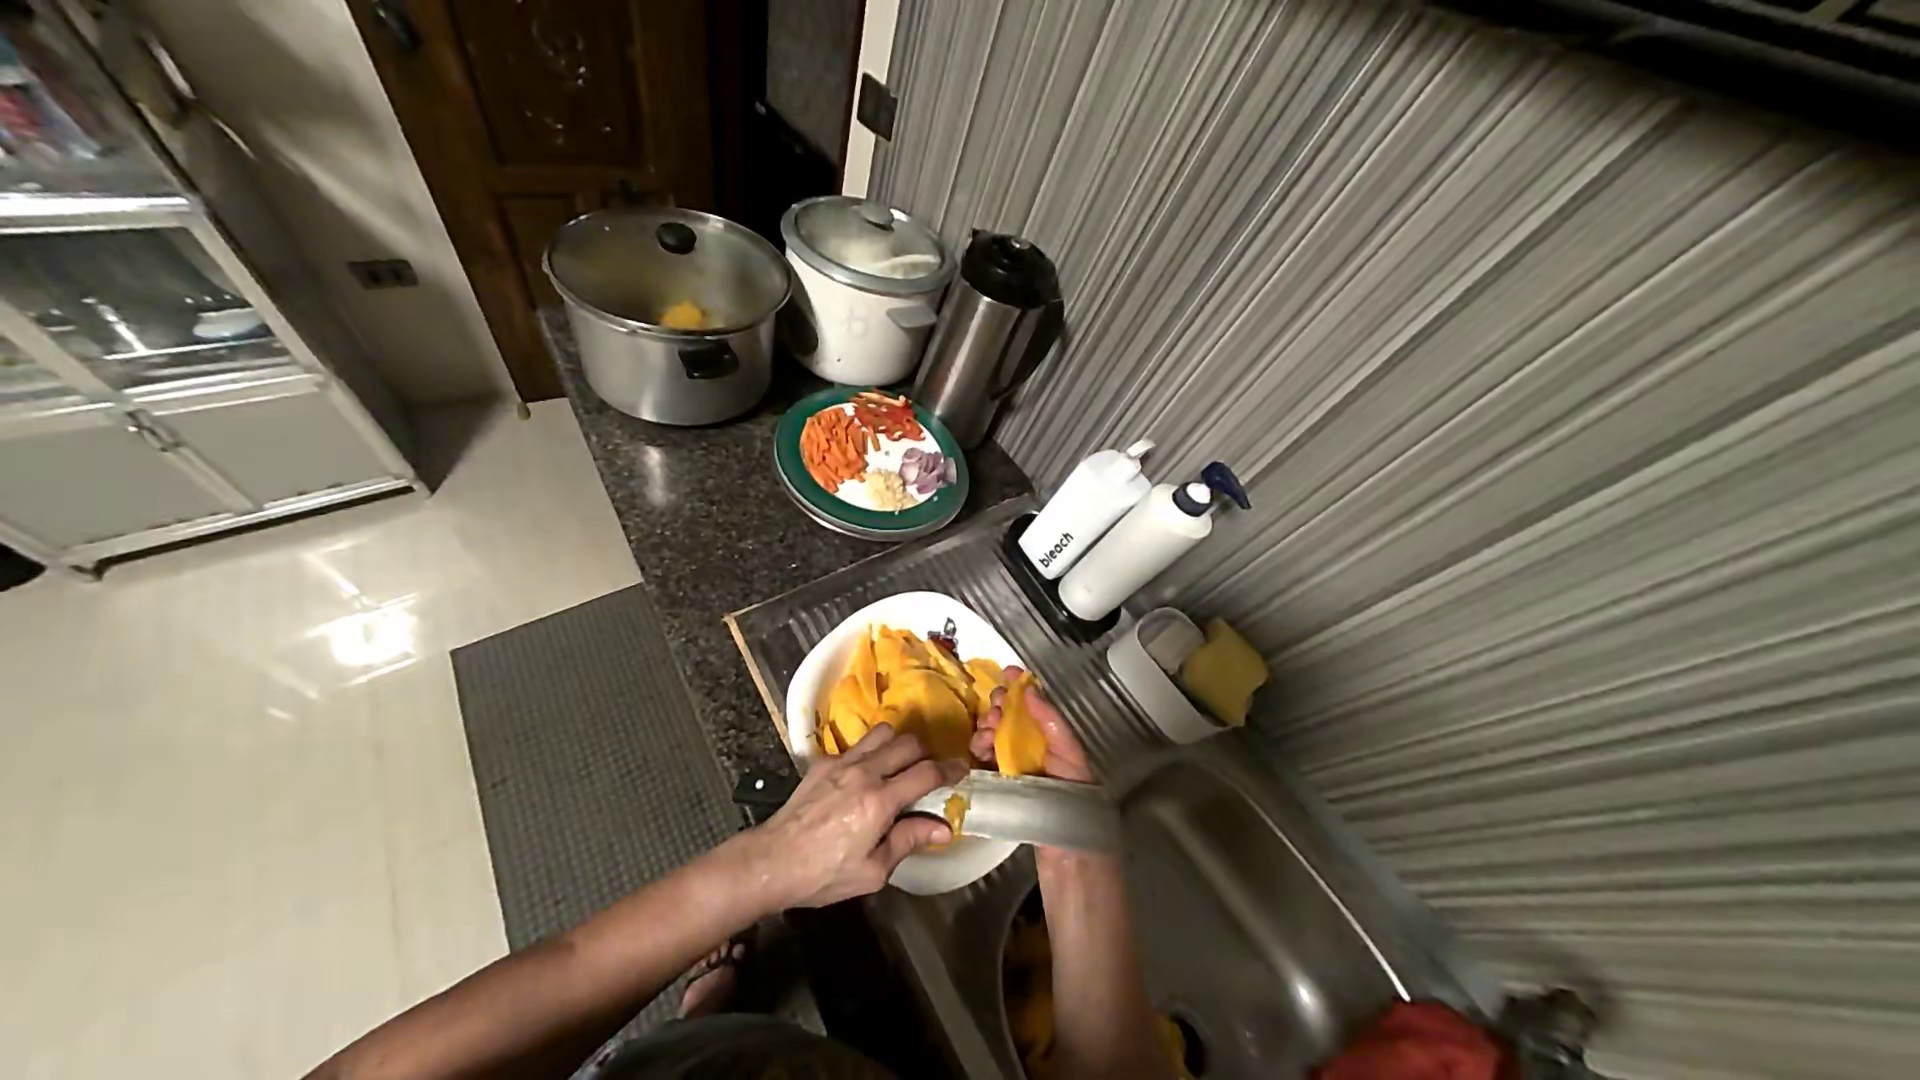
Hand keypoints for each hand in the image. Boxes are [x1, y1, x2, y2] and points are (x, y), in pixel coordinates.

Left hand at [730, 725, 966, 909]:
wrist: (771, 862)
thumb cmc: (824, 874)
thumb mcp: (873, 871)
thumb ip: (908, 841)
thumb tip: (943, 828)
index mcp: (880, 801)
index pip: (926, 773)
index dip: (949, 770)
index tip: (961, 770)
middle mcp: (864, 772)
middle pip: (908, 744)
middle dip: (925, 755)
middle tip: (928, 773)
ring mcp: (841, 763)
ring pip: (882, 733)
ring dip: (898, 745)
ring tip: (898, 767)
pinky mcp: (823, 762)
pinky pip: (856, 746)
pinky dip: (869, 754)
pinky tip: (863, 777)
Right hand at [968, 667, 1092, 782]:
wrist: (1063, 829)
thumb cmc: (1073, 786)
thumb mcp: (1068, 748)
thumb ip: (1049, 718)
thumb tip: (1028, 688)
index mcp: (1043, 730)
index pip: (1028, 701)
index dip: (1017, 684)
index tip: (1008, 672)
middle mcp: (1023, 740)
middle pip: (1003, 712)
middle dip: (997, 703)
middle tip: (997, 708)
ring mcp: (1007, 758)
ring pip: (988, 731)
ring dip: (985, 724)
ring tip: (989, 731)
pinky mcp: (992, 777)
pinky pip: (979, 755)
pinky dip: (977, 746)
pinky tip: (982, 748)